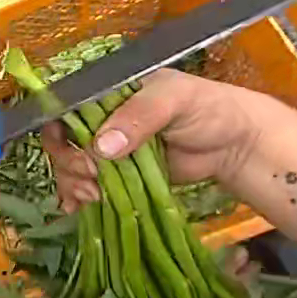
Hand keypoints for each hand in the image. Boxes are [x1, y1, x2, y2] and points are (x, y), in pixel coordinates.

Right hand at [45, 70, 264, 212]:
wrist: (236, 145)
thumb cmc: (207, 108)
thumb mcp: (173, 101)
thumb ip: (137, 117)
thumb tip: (101, 147)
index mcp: (107, 90)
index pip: (65, 104)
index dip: (60, 126)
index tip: (73, 147)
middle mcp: (99, 116)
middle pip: (62, 138)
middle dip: (68, 160)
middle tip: (89, 176)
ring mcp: (107, 147)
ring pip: (70, 163)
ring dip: (72, 181)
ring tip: (92, 195)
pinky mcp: (116, 173)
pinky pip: (86, 183)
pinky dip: (77, 196)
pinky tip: (77, 207)